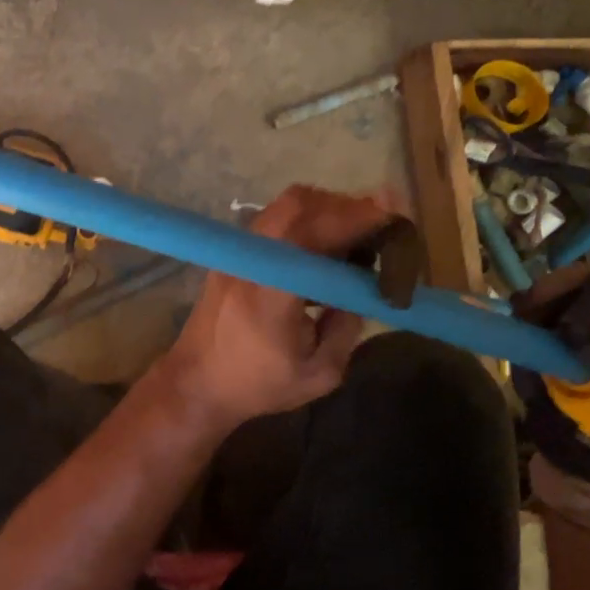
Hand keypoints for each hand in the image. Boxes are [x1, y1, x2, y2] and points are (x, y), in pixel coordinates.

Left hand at [157, 185, 393, 434]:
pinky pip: (275, 219)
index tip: (392, 215)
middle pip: (298, 205)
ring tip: (358, 238)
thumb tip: (362, 288)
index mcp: (270, 290)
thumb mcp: (319, 372)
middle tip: (380, 228)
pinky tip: (327, 248)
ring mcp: (238, 251)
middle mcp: (251, 258)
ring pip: (285, 206)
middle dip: (345, 208)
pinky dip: (306, 220)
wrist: (197, 381)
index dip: (353, 217)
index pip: (312, 234)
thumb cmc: (258, 384)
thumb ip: (347, 327)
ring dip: (326, 211)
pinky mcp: (234, 252)